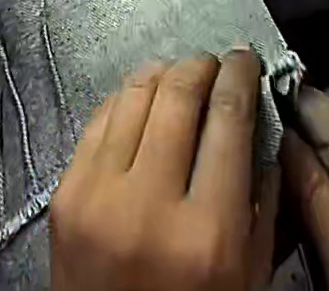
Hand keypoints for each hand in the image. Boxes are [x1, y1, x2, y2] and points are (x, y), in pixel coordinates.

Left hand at [51, 50, 279, 290]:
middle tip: (215, 66)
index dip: (241, 73)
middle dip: (203, 65)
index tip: (246, 58)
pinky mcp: (65, 195)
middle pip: (179, 91)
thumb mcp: (248, 271)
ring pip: (137, 91)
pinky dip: (129, 98)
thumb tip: (260, 114)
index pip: (228, 115)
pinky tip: (145, 105)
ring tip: (180, 79)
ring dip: (166, 73)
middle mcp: (148, 206)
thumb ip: (263, 192)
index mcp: (206, 232)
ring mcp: (98, 196)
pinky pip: (101, 115)